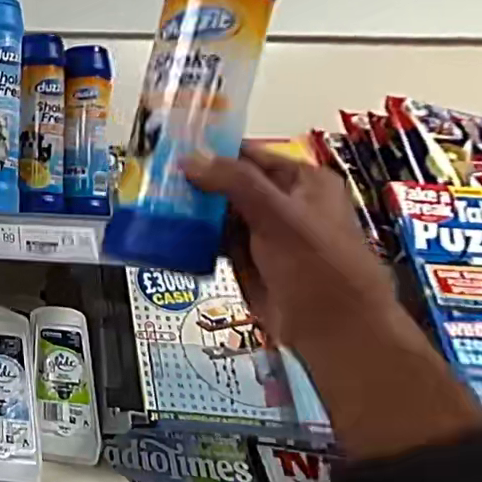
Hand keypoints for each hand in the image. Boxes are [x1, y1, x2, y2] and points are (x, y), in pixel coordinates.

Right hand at [182, 144, 481, 458]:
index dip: (213, 150)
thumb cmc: (318, 267)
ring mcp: (262, 233)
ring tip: (148, 201)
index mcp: (302, 182)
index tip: (171, 149)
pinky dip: (191, 236)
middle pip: (229, 182)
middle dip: (193, 181)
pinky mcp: (246, 260)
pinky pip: (213, 240)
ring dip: (188, 209)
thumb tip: (189, 158)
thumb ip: (235, 182)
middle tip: (151, 177)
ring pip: (217, 212)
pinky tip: (163, 230)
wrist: (333, 333)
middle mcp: (281, 203)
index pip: (249, 154)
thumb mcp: (278, 216)